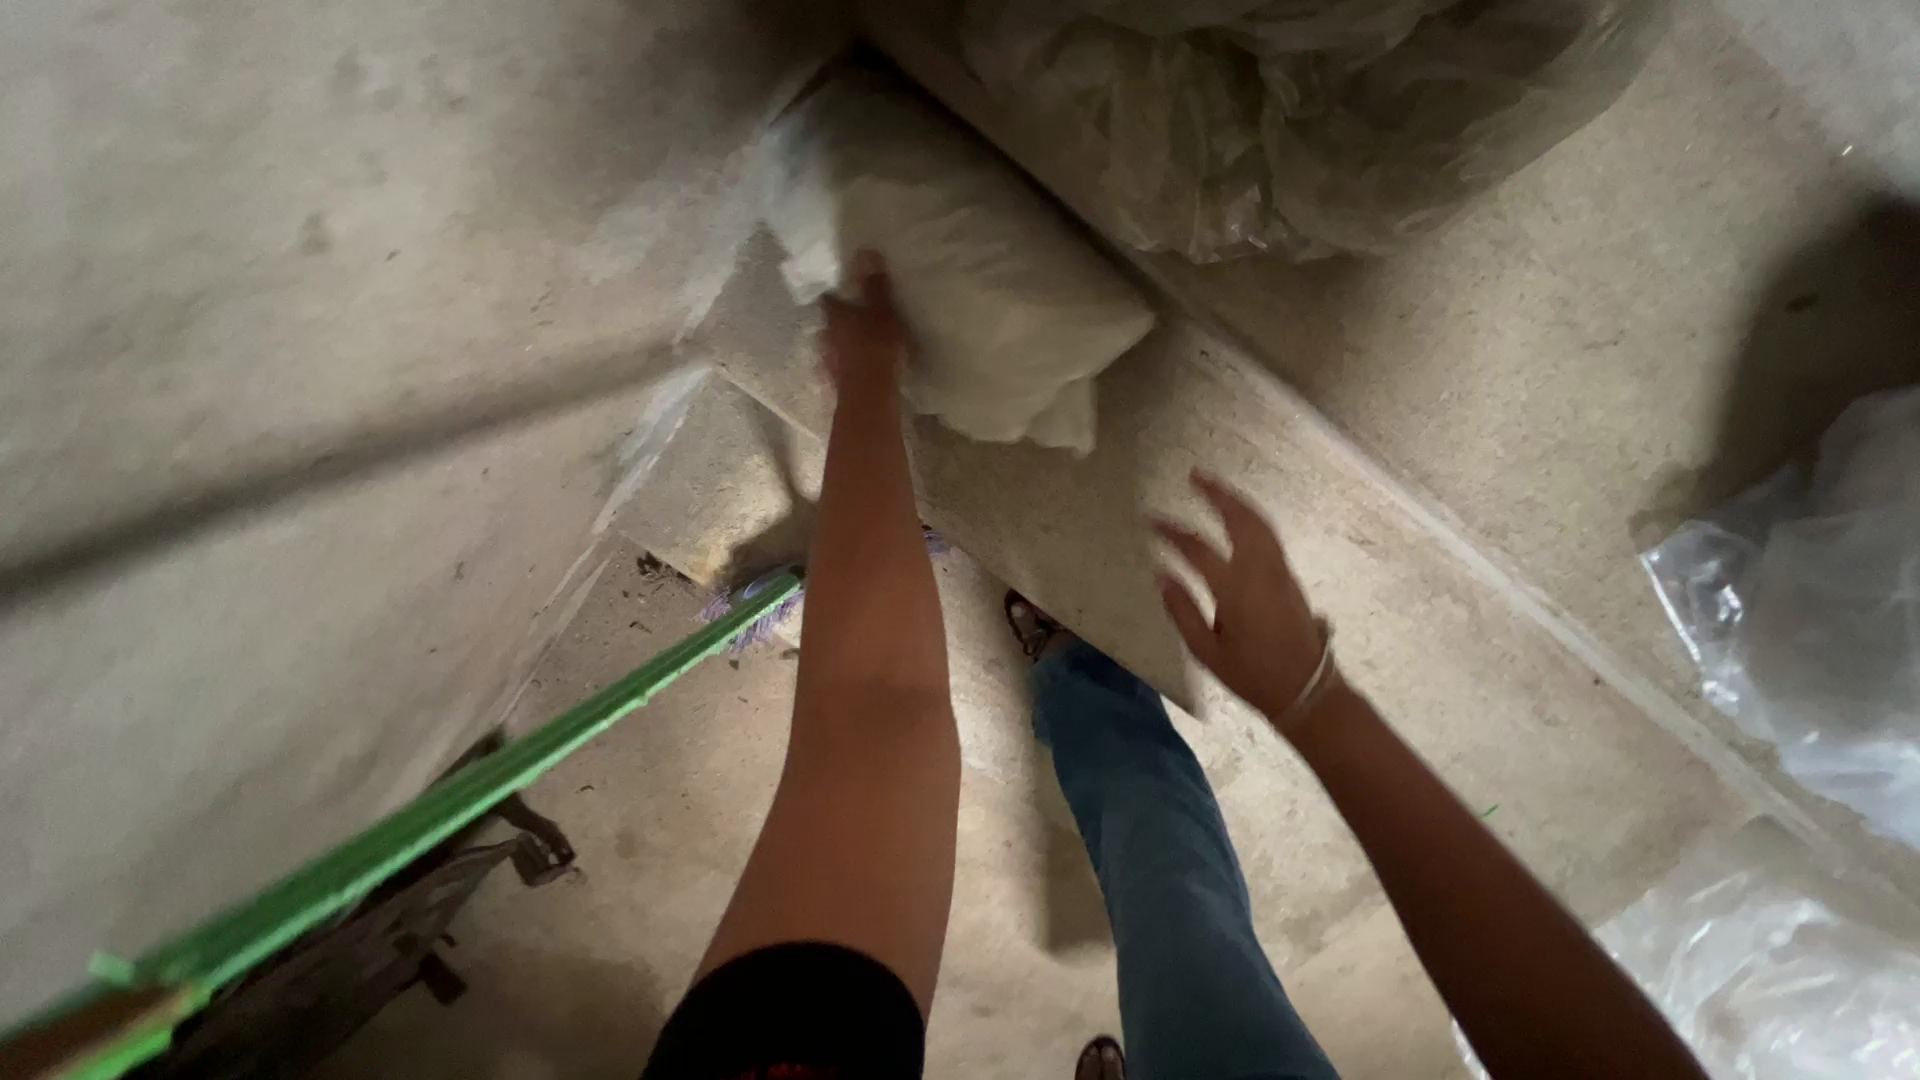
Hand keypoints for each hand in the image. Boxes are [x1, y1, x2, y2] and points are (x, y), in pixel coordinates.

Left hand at [820, 249, 907, 391]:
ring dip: (839, 349)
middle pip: (826, 327)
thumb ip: (875, 286)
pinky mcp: (835, 388)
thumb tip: (865, 251)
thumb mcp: (883, 313)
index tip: (842, 294)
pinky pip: (838, 374)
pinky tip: (854, 374)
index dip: (834, 297)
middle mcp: (825, 339)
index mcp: (835, 317)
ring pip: (830, 351)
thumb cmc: (878, 349)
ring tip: (853, 349)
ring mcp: (828, 365)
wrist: (870, 399)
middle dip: (836, 324)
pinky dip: (844, 371)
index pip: (828, 301)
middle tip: (851, 322)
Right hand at [1152, 470, 1329, 728]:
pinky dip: (1251, 517)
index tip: (1150, 519)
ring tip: (1214, 488)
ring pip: (1260, 523)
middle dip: (1217, 494)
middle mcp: (1260, 572)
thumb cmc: (1250, 675)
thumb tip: (1162, 575)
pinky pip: (1269, 535)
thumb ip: (1182, 610)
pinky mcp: (1290, 576)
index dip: (1171, 531)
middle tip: (1195, 476)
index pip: (1196, 549)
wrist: (1306, 690)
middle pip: (1240, 520)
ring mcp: (1280, 571)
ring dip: (1237, 501)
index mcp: (1234, 590)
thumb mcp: (1205, 651)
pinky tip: (1239, 517)